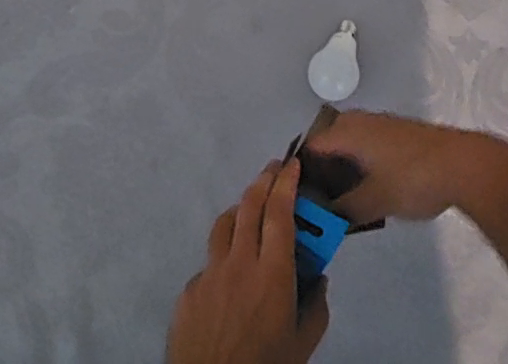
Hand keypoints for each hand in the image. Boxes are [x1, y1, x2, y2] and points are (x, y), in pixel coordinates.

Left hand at [168, 159, 329, 363]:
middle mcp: (240, 264)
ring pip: (224, 225)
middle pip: (249, 206)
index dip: (287, 183)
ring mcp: (210, 274)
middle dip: (264, 180)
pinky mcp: (189, 291)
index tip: (293, 164)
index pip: (280, 213)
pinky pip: (209, 264)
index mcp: (273, 273)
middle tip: (274, 169)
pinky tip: (230, 280)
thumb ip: (315, 306)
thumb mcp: (304, 343)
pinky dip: (223, 260)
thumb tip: (318, 279)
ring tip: (250, 209)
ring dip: (240, 209)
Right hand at [299, 111, 507, 224]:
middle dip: (321, 172)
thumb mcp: (374, 201)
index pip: (311, 147)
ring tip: (341, 202)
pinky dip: (361, 166)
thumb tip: (327, 217)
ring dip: (342, 170)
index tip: (297, 199)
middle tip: (318, 202)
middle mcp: (361, 121)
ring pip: (350, 146)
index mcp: (348, 131)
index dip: (300, 173)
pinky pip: (367, 147)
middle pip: (329, 144)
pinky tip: (368, 192)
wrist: (464, 165)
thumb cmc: (413, 179)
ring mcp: (382, 126)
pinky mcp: (399, 135)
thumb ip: (344, 210)